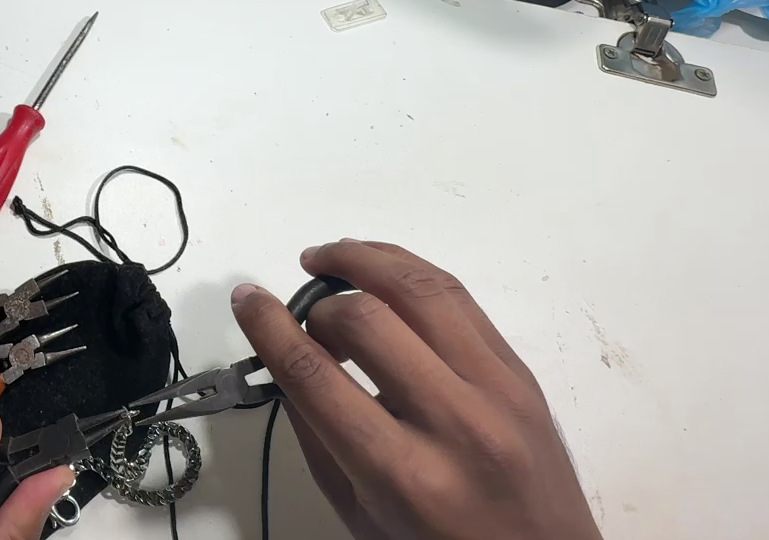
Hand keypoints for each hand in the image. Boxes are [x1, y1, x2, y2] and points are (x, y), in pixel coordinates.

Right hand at [233, 240, 600, 539]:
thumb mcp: (356, 510)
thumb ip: (313, 427)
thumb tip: (285, 349)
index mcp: (404, 476)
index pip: (316, 375)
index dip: (268, 326)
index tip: (246, 298)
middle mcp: (457, 425)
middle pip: (366, 321)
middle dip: (318, 306)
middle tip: (305, 317)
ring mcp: (500, 393)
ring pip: (419, 289)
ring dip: (360, 259)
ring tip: (326, 257)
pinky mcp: (522, 373)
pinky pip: (456, 294)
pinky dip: (403, 267)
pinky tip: (375, 266)